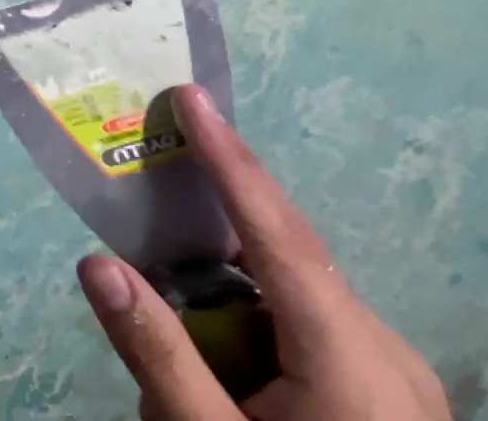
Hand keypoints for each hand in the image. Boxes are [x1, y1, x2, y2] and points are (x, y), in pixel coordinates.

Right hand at [77, 85, 450, 420]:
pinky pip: (301, 321)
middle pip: (282, 256)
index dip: (231, 162)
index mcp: (354, 360)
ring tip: (175, 325)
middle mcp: (385, 351)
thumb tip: (96, 264)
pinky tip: (215, 352)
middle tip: (147, 177)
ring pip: (288, 291)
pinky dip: (245, 315)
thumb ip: (156, 353)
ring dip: (220, 287)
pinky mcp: (379, 389)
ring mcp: (391, 372)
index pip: (280, 237)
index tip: (192, 98)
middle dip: (207, 223)